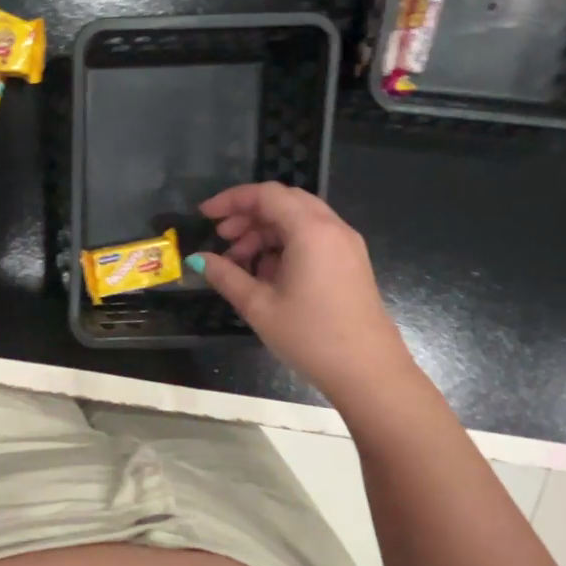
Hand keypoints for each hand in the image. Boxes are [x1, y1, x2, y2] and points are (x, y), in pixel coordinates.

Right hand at [190, 183, 415, 401]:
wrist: (367, 370)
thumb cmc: (309, 335)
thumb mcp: (258, 306)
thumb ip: (226, 276)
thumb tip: (199, 260)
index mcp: (310, 231)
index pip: (266, 195)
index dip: (231, 200)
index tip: (204, 216)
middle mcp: (332, 228)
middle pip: (284, 202)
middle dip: (248, 215)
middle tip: (221, 238)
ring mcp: (345, 245)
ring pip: (299, 220)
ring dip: (264, 232)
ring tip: (239, 262)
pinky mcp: (350, 262)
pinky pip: (312, 238)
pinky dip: (284, 244)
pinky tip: (266, 274)